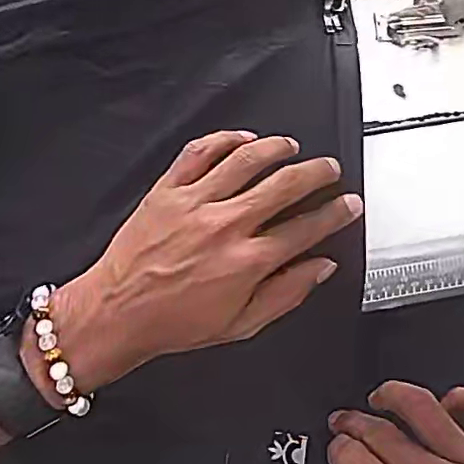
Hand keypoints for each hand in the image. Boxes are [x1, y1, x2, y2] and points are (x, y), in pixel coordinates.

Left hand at [30, 131, 362, 396]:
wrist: (116, 312)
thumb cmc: (172, 322)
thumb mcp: (240, 324)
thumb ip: (286, 293)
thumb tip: (319, 268)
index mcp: (246, 262)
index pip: (305, 228)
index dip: (334, 214)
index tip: (347, 205)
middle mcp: (224, 226)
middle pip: (284, 185)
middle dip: (317, 173)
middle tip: (329, 169)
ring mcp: (194, 203)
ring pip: (246, 159)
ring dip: (277, 148)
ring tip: (292, 146)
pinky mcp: (167, 190)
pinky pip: (200, 152)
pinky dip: (225, 139)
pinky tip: (242, 138)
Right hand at [329, 382, 463, 463]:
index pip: (352, 458)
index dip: (336, 451)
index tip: (337, 450)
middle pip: (379, 430)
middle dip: (352, 423)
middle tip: (345, 424)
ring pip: (424, 405)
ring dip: (392, 395)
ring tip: (382, 398)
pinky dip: (463, 399)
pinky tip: (448, 405)